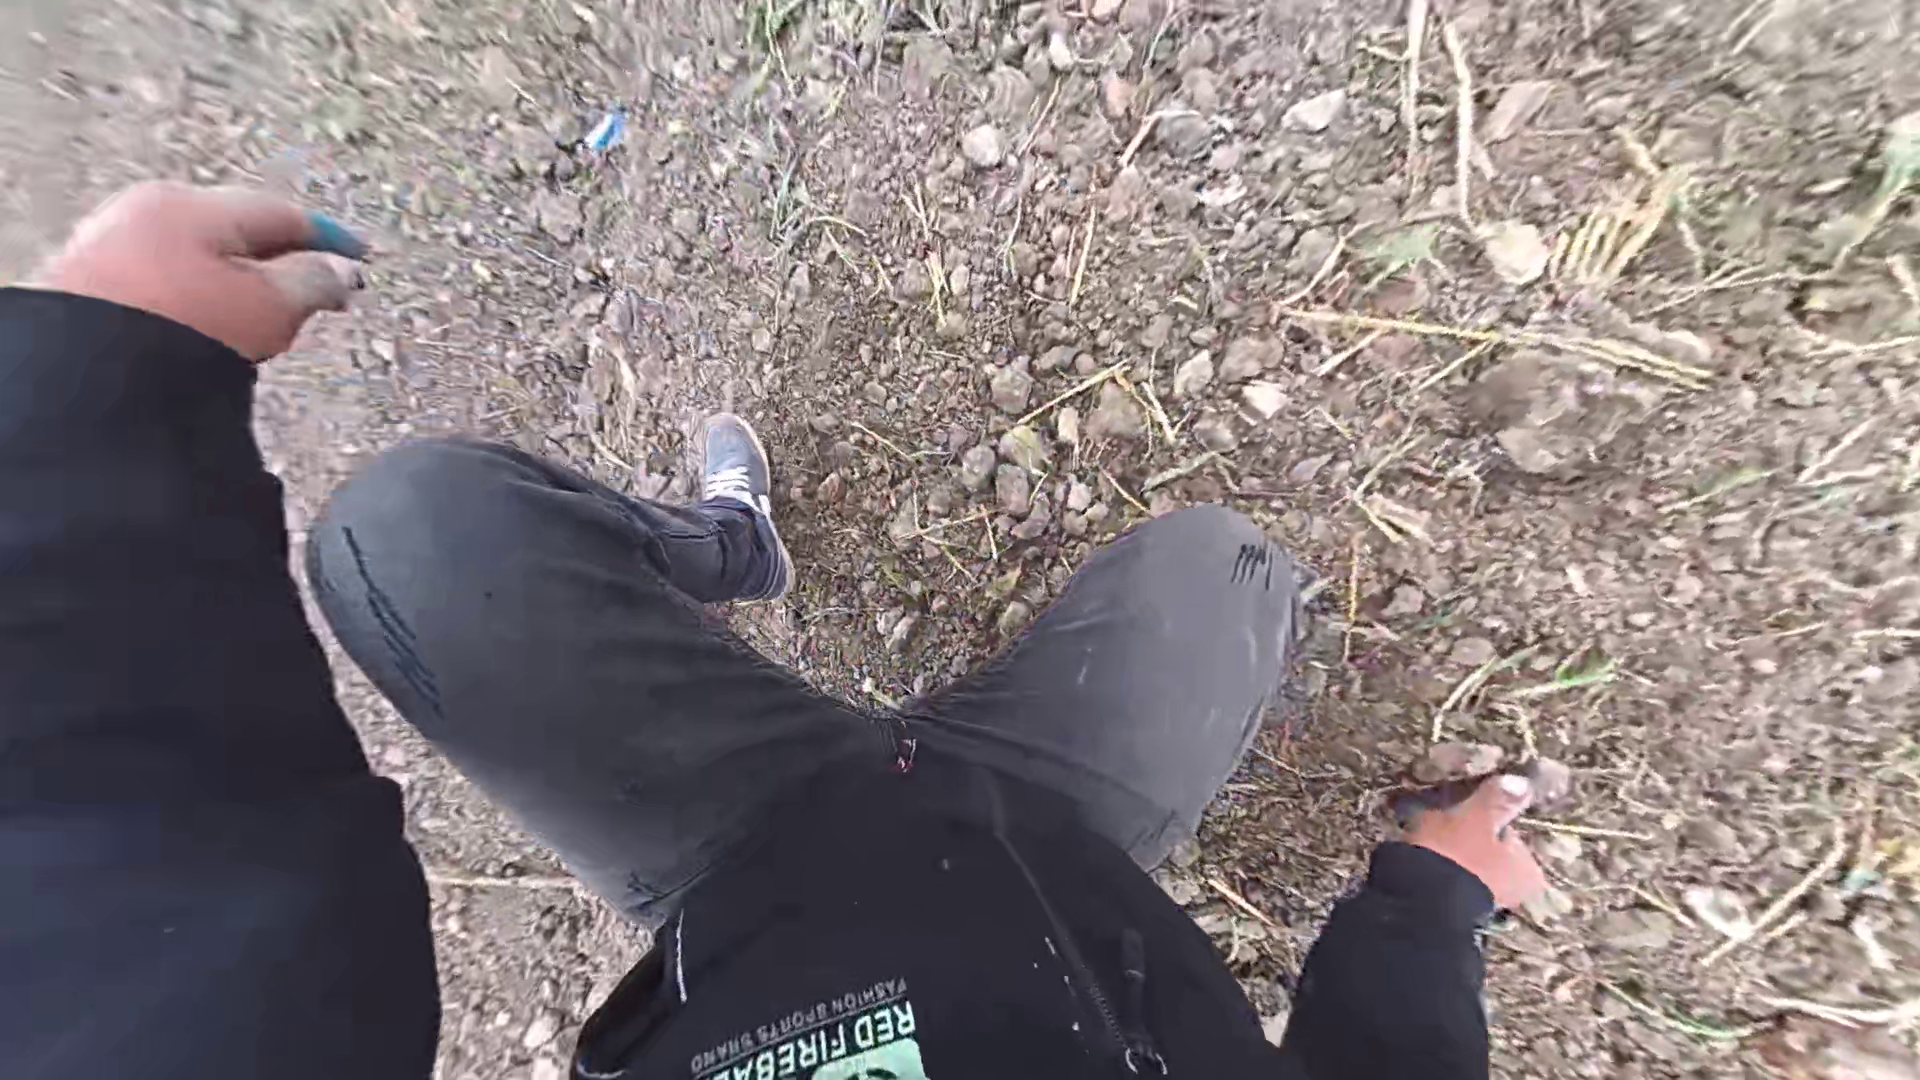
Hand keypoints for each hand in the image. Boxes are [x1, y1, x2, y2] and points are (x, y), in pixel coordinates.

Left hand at [32, 182, 365, 360]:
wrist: (107, 360)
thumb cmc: (199, 320)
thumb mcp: (279, 299)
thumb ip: (320, 279)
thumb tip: (343, 270)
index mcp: (195, 206)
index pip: (282, 214)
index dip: (331, 237)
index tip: (365, 256)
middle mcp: (152, 209)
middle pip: (245, 229)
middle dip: (296, 256)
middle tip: (337, 284)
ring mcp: (123, 237)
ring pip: (217, 249)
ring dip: (264, 273)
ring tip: (297, 302)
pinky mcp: (109, 271)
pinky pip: (187, 268)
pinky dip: (229, 283)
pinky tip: (245, 307)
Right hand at [1406, 773, 1547, 908]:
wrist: (1423, 892)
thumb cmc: (1456, 852)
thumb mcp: (1475, 818)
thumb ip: (1497, 801)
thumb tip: (1523, 782)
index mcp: (1530, 869)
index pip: (1507, 832)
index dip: (1481, 817)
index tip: (1457, 810)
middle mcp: (1516, 888)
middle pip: (1488, 847)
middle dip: (1464, 833)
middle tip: (1436, 821)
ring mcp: (1487, 897)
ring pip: (1468, 859)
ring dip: (1448, 847)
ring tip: (1421, 834)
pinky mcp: (1458, 902)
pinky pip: (1451, 872)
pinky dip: (1438, 861)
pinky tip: (1419, 852)